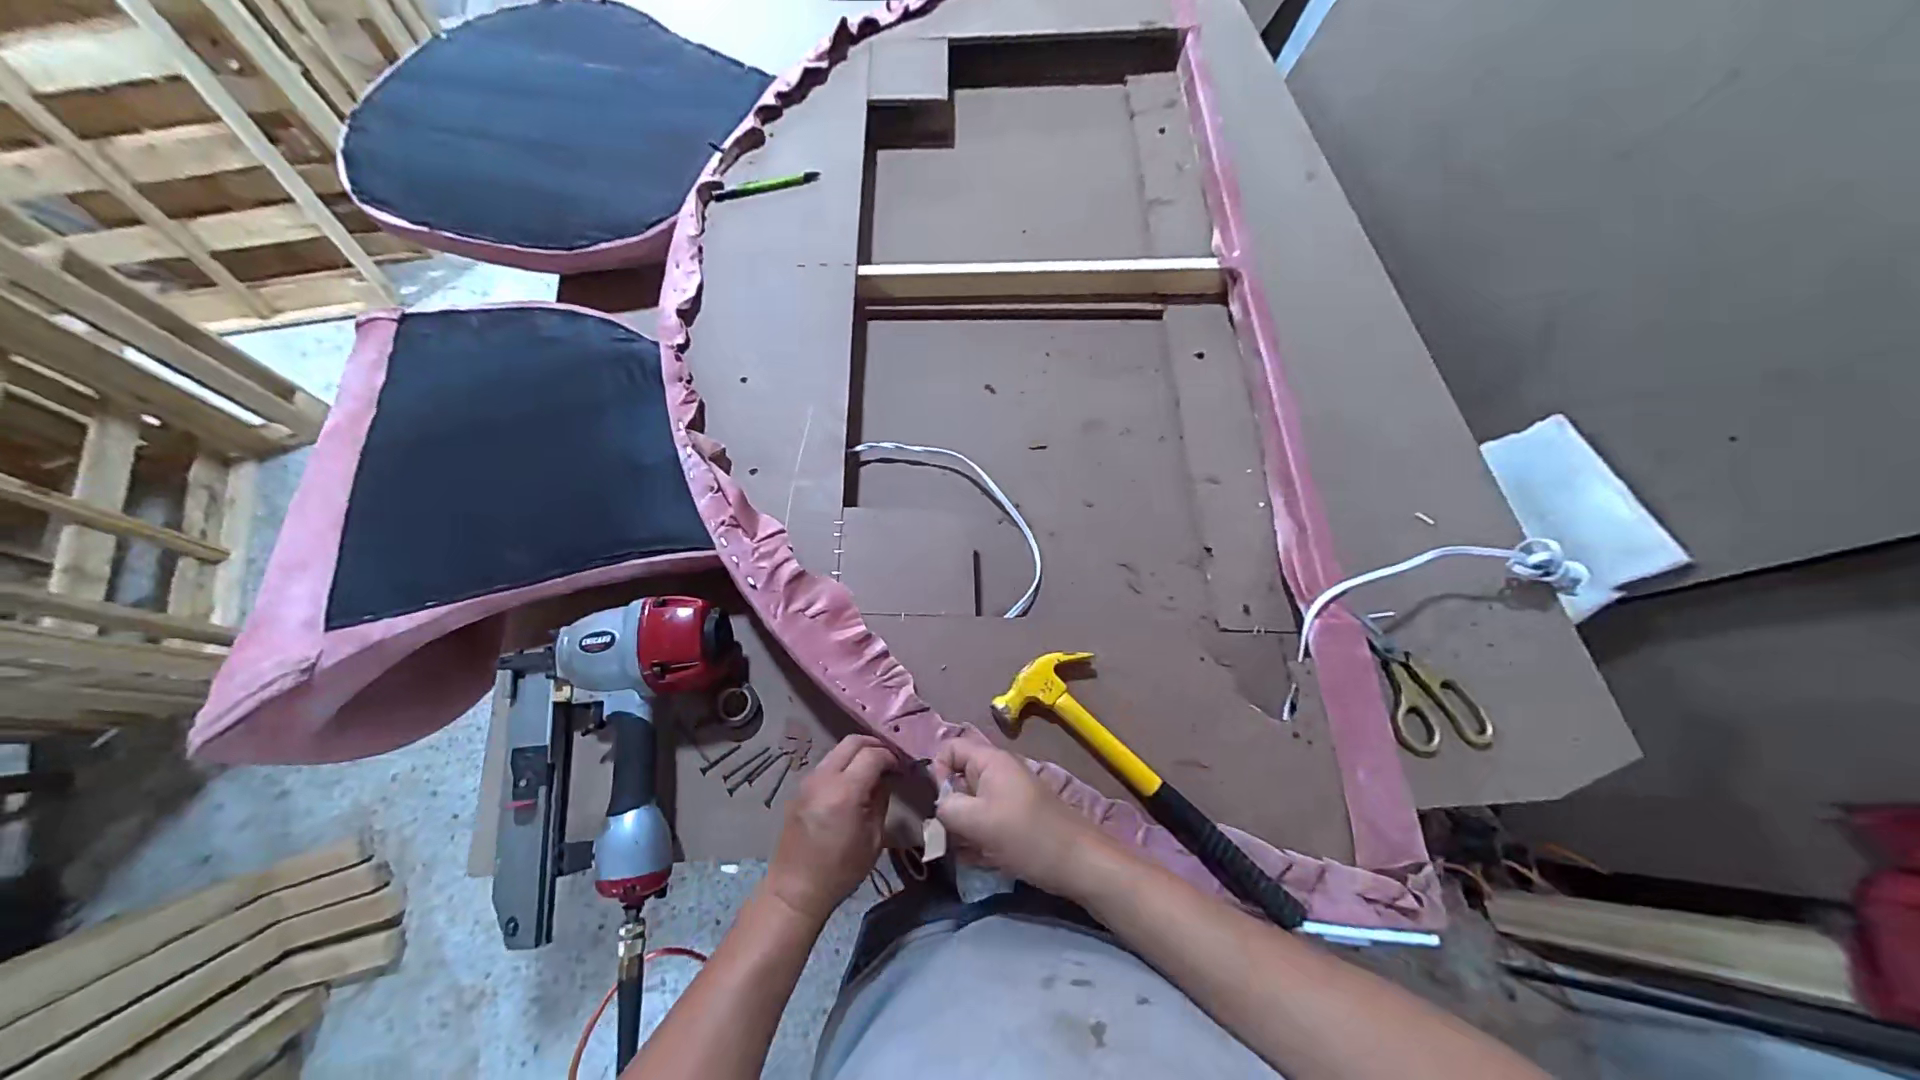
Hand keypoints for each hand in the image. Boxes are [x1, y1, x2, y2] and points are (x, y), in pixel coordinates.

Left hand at [763, 735, 896, 921]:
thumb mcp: (874, 838)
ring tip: (871, 771)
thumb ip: (881, 801)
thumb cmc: (841, 870)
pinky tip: (851, 784)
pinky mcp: (799, 790)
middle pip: (852, 741)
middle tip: (889, 761)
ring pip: (837, 751)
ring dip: (856, 754)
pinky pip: (825, 766)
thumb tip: (885, 779)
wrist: (795, 890)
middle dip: (875, 745)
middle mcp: (824, 778)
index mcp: (845, 791)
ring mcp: (807, 782)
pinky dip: (842, 765)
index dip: (891, 757)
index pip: (873, 754)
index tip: (901, 769)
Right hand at [932, 738, 1109, 896]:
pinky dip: (976, 838)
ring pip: (970, 804)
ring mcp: (1008, 797)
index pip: (949, 748)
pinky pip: (985, 822)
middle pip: (957, 778)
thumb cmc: (1026, 835)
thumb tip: (937, 806)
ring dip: (960, 827)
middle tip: (942, 834)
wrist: (1079, 863)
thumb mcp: (977, 820)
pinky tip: (975, 859)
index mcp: (990, 760)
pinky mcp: (1015, 820)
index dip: (936, 771)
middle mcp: (998, 772)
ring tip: (958, 851)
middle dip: (946, 805)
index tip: (937, 802)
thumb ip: (946, 808)